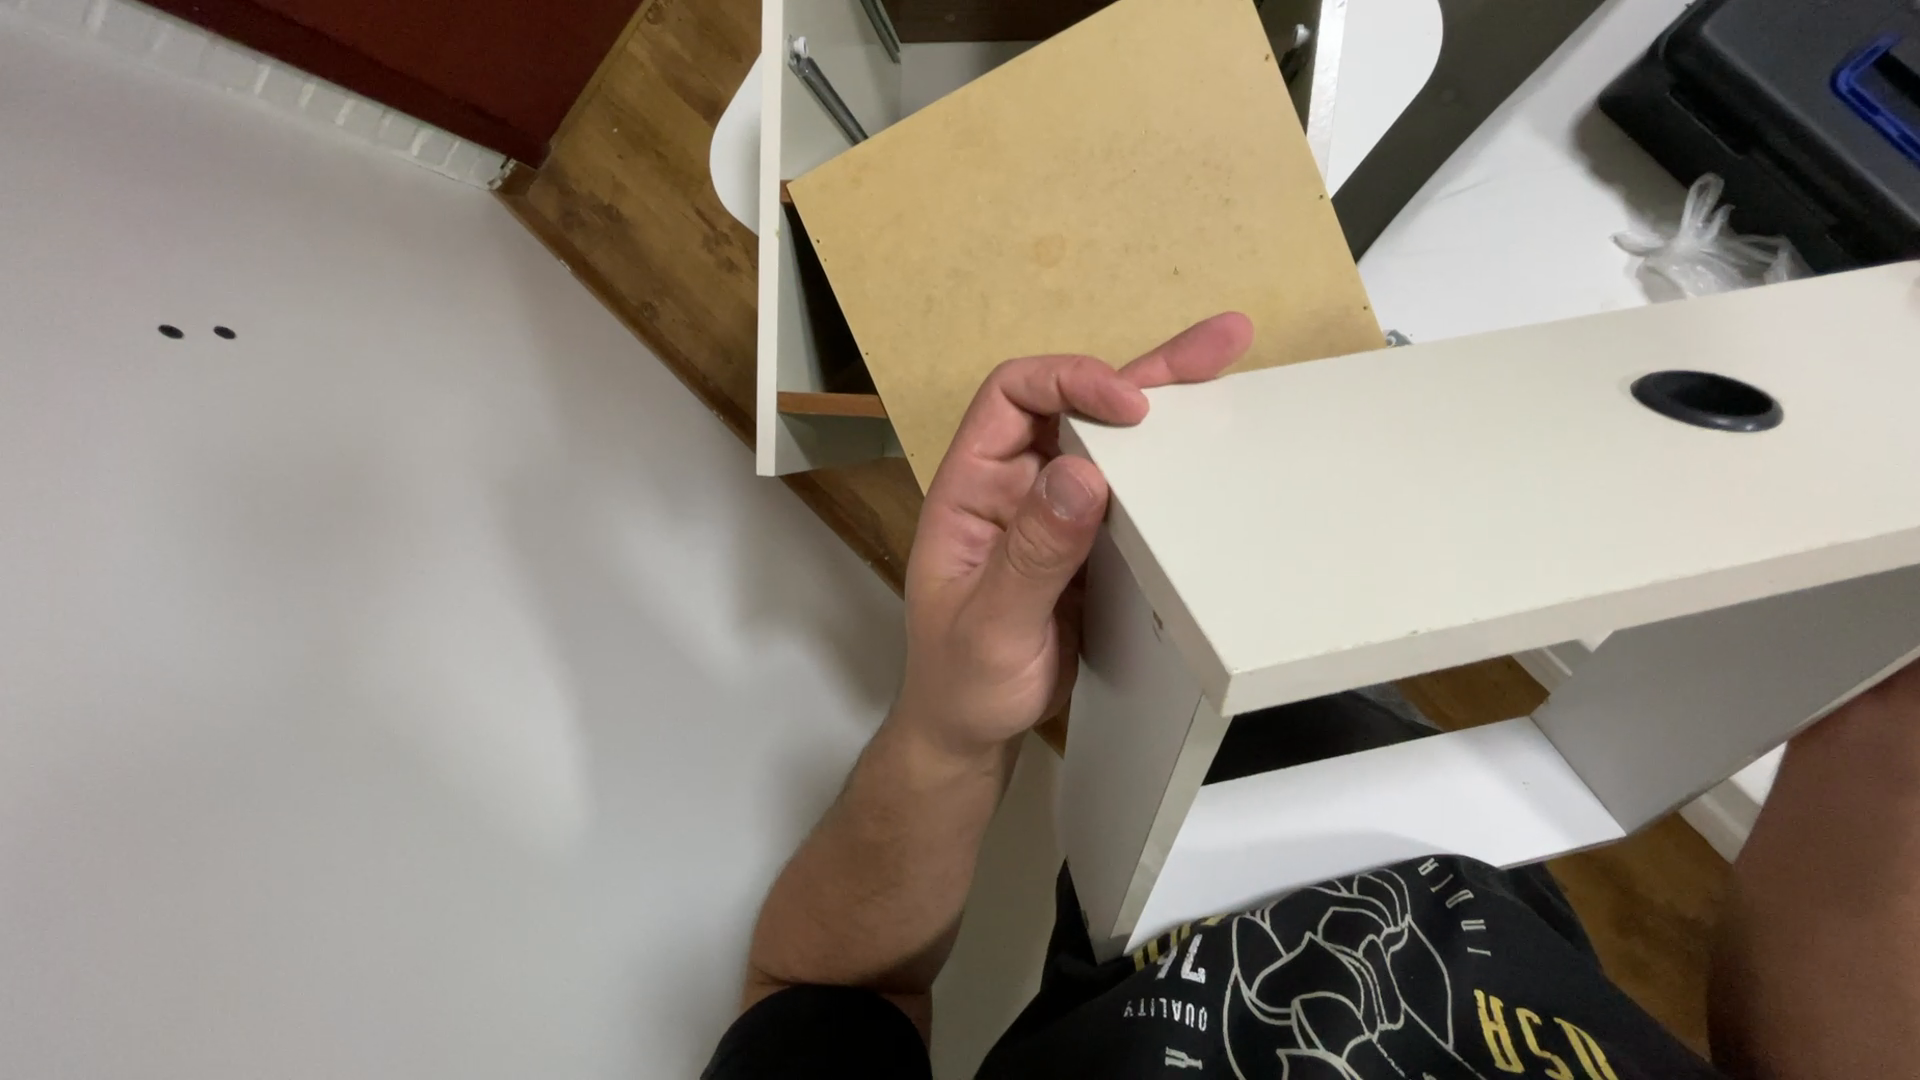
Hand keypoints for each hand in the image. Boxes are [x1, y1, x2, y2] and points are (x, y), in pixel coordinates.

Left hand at [889, 313, 1254, 759]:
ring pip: (1107, 444)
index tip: (1129, 408)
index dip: (1068, 382)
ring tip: (1229, 367)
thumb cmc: (962, 681)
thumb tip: (1083, 475)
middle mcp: (1013, 486)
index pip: (1011, 399)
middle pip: (1071, 406)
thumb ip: (1032, 555)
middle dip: (1141, 374)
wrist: (974, 728)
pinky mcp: (1086, 542)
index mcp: (971, 489)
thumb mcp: (992, 626)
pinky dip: (1168, 468)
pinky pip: (1129, 492)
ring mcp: (1051, 512)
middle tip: (1219, 343)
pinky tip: (1211, 449)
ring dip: (1164, 407)